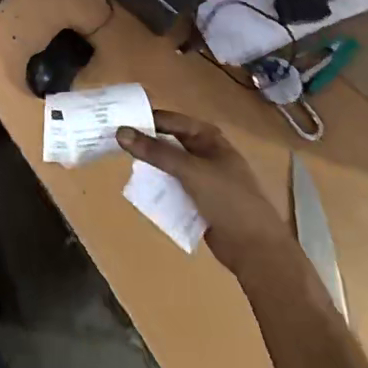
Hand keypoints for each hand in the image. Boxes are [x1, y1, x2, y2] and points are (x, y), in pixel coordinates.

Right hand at [117, 111, 293, 276]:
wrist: (255, 247)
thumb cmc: (228, 199)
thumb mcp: (190, 170)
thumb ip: (155, 152)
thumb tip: (120, 132)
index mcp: (208, 137)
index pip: (169, 120)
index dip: (145, 119)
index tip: (116, 122)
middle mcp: (204, 152)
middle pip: (167, 142)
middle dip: (143, 144)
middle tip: (112, 144)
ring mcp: (201, 177)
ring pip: (167, 166)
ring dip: (148, 167)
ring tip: (119, 165)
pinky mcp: (196, 199)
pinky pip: (171, 187)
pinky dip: (157, 187)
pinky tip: (139, 189)